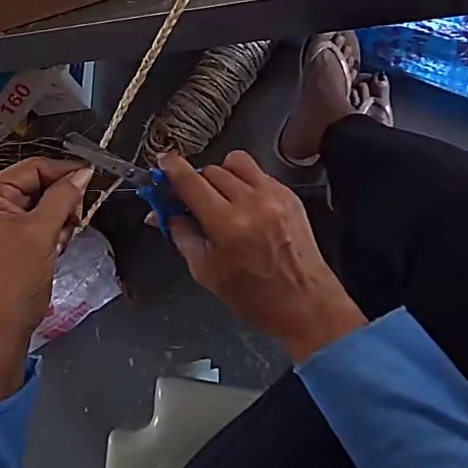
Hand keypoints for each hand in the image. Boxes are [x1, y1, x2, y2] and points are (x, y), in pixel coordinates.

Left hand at [0, 157, 90, 402]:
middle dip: (61, 202)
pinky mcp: (11, 241)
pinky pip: (39, 224)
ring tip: (59, 242)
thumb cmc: (14, 277)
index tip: (93, 179)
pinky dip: (52, 233)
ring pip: (44, 205)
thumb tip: (84, 172)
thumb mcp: (41, 231)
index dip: (64, 172)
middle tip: (73, 222)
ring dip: (59, 220)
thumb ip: (64, 197)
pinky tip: (54, 250)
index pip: (33, 167)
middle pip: (39, 185)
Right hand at [159, 152, 366, 361]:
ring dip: (221, 174)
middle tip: (190, 200)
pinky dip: (244, 183)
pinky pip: (258, 174)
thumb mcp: (206, 272)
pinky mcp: (289, 195)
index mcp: (227, 225)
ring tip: (220, 197)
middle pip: (210, 170)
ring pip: (236, 163)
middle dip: (195, 182)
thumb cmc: (254, 297)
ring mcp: (274, 196)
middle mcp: (252, 203)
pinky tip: (244, 205)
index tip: (164, 162)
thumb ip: (181, 235)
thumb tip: (161, 213)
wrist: (306, 304)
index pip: (191, 181)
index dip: (172, 168)